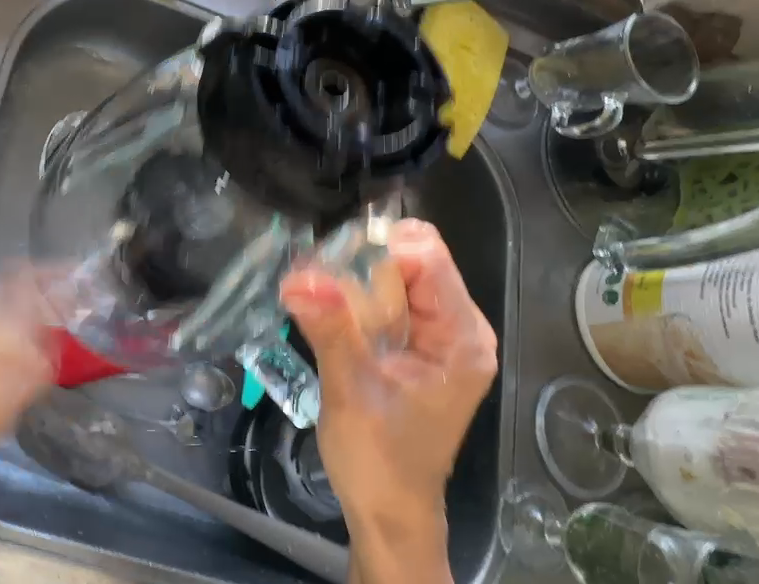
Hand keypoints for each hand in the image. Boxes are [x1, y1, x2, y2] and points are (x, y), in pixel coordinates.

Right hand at [279, 219, 497, 542]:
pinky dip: (355, 295)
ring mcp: (438, 334)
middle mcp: (459, 328)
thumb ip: (331, 329)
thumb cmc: (378, 459)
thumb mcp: (350, 392)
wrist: (388, 509)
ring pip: (395, 274)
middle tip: (312, 278)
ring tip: (310, 292)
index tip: (327, 261)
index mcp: (461, 339)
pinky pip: (387, 297)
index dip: (378, 250)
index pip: (427, 259)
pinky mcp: (417, 342)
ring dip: (352, 277)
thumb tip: (298, 277)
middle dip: (360, 261)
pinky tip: (324, 306)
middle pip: (413, 260)